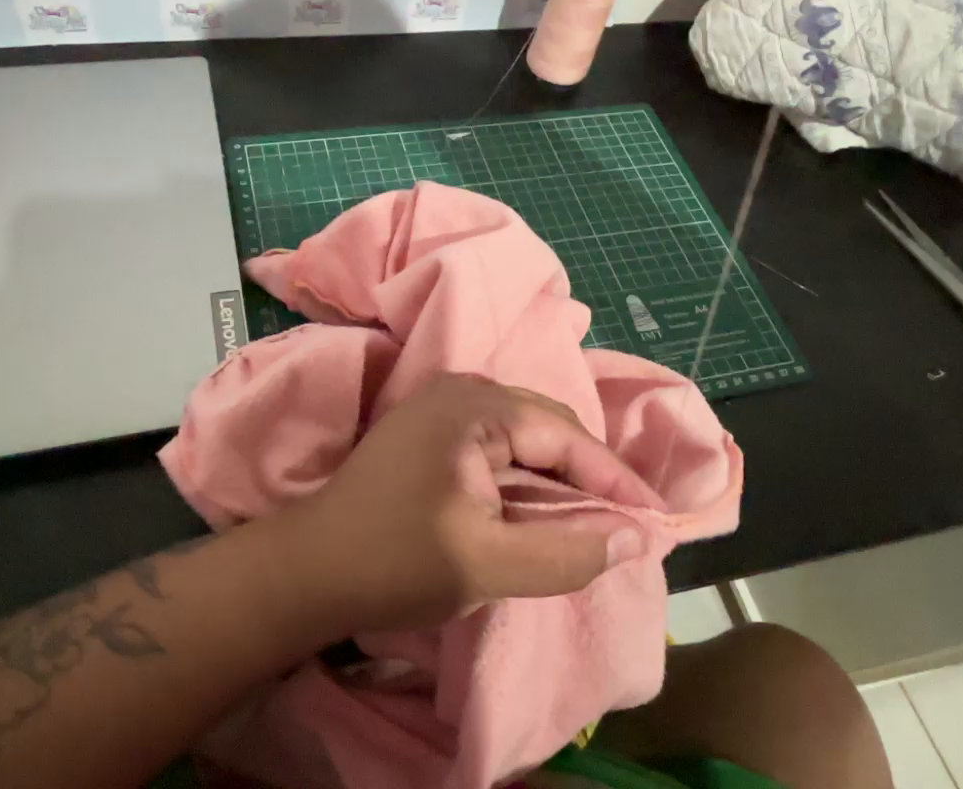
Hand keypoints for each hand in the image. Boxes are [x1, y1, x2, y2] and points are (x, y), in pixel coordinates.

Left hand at [276, 373, 664, 633]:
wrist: (305, 570)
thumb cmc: (394, 562)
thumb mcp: (487, 565)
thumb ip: (566, 551)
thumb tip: (633, 538)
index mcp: (475, 406)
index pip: (566, 434)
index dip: (616, 480)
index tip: (657, 519)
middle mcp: (459, 391)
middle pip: (546, 427)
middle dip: (589, 476)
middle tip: (628, 523)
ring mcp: (438, 409)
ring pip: (521, 437)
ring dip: (557, 477)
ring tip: (595, 520)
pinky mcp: (426, 434)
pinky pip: (494, 447)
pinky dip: (524, 478)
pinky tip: (540, 510)